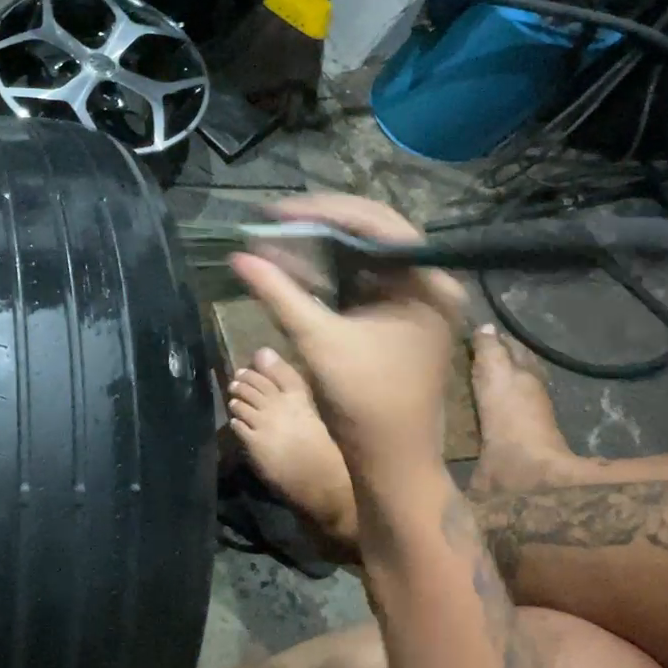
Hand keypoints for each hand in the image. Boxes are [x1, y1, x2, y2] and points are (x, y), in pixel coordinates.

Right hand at [229, 195, 465, 478]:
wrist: (389, 456)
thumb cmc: (363, 399)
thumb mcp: (318, 340)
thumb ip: (278, 294)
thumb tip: (238, 258)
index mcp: (427, 283)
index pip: (376, 224)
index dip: (323, 212)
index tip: (276, 211)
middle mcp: (429, 283)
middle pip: (372, 234)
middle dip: (319, 226)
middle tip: (272, 222)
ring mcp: (415, 300)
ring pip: (364, 256)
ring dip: (320, 247)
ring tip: (276, 239)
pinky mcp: (397, 317)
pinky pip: (362, 280)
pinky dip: (328, 272)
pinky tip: (295, 268)